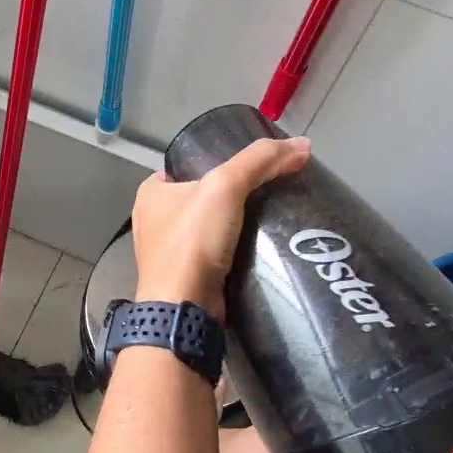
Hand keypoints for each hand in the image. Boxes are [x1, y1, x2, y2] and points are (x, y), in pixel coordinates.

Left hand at [131, 137, 310, 315]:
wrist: (184, 307)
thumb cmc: (193, 242)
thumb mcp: (226, 187)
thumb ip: (262, 161)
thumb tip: (302, 146)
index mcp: (151, 194)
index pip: (188, 166)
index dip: (219, 161)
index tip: (252, 166)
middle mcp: (154, 221)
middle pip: (202, 196)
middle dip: (232, 194)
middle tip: (268, 190)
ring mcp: (167, 252)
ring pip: (208, 227)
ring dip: (235, 224)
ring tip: (270, 215)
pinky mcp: (185, 276)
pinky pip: (213, 254)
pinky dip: (232, 249)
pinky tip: (258, 245)